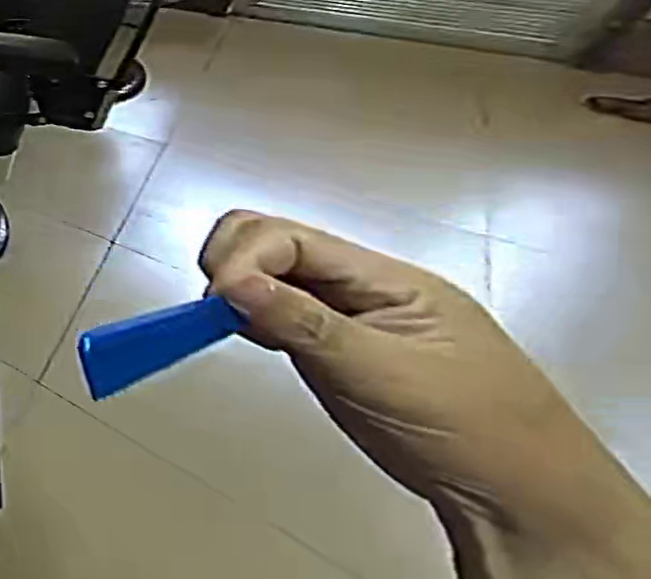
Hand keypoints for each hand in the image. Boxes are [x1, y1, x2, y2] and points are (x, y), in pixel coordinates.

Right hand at [201, 211, 650, 577]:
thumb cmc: (474, 436)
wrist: (527, 510)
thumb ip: (303, 322)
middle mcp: (359, 284)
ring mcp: (342, 310)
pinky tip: (247, 332)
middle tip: (218, 307)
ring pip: (263, 268)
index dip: (243, 257)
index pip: (289, 237)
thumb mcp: (384, 375)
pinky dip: (245, 311)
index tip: (219, 297)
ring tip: (229, 323)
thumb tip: (232, 282)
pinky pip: (269, 303)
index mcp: (386, 279)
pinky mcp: (325, 337)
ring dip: (236, 287)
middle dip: (232, 262)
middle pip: (268, 238)